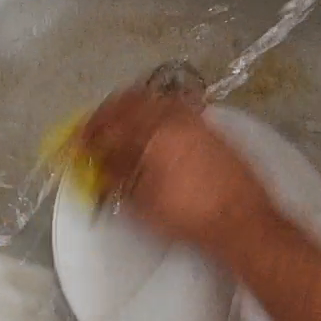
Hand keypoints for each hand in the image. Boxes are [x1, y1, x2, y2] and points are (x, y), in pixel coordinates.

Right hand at [75, 77, 276, 250]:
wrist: (243, 221)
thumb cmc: (188, 215)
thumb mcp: (142, 202)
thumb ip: (116, 176)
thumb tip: (98, 162)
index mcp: (154, 132)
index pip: (110, 121)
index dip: (88, 131)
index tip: (77, 141)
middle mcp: (175, 117)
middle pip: (132, 100)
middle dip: (109, 114)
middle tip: (96, 131)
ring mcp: (197, 120)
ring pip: (156, 102)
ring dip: (133, 112)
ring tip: (122, 132)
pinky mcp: (211, 129)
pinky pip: (176, 110)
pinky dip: (156, 117)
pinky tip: (154, 136)